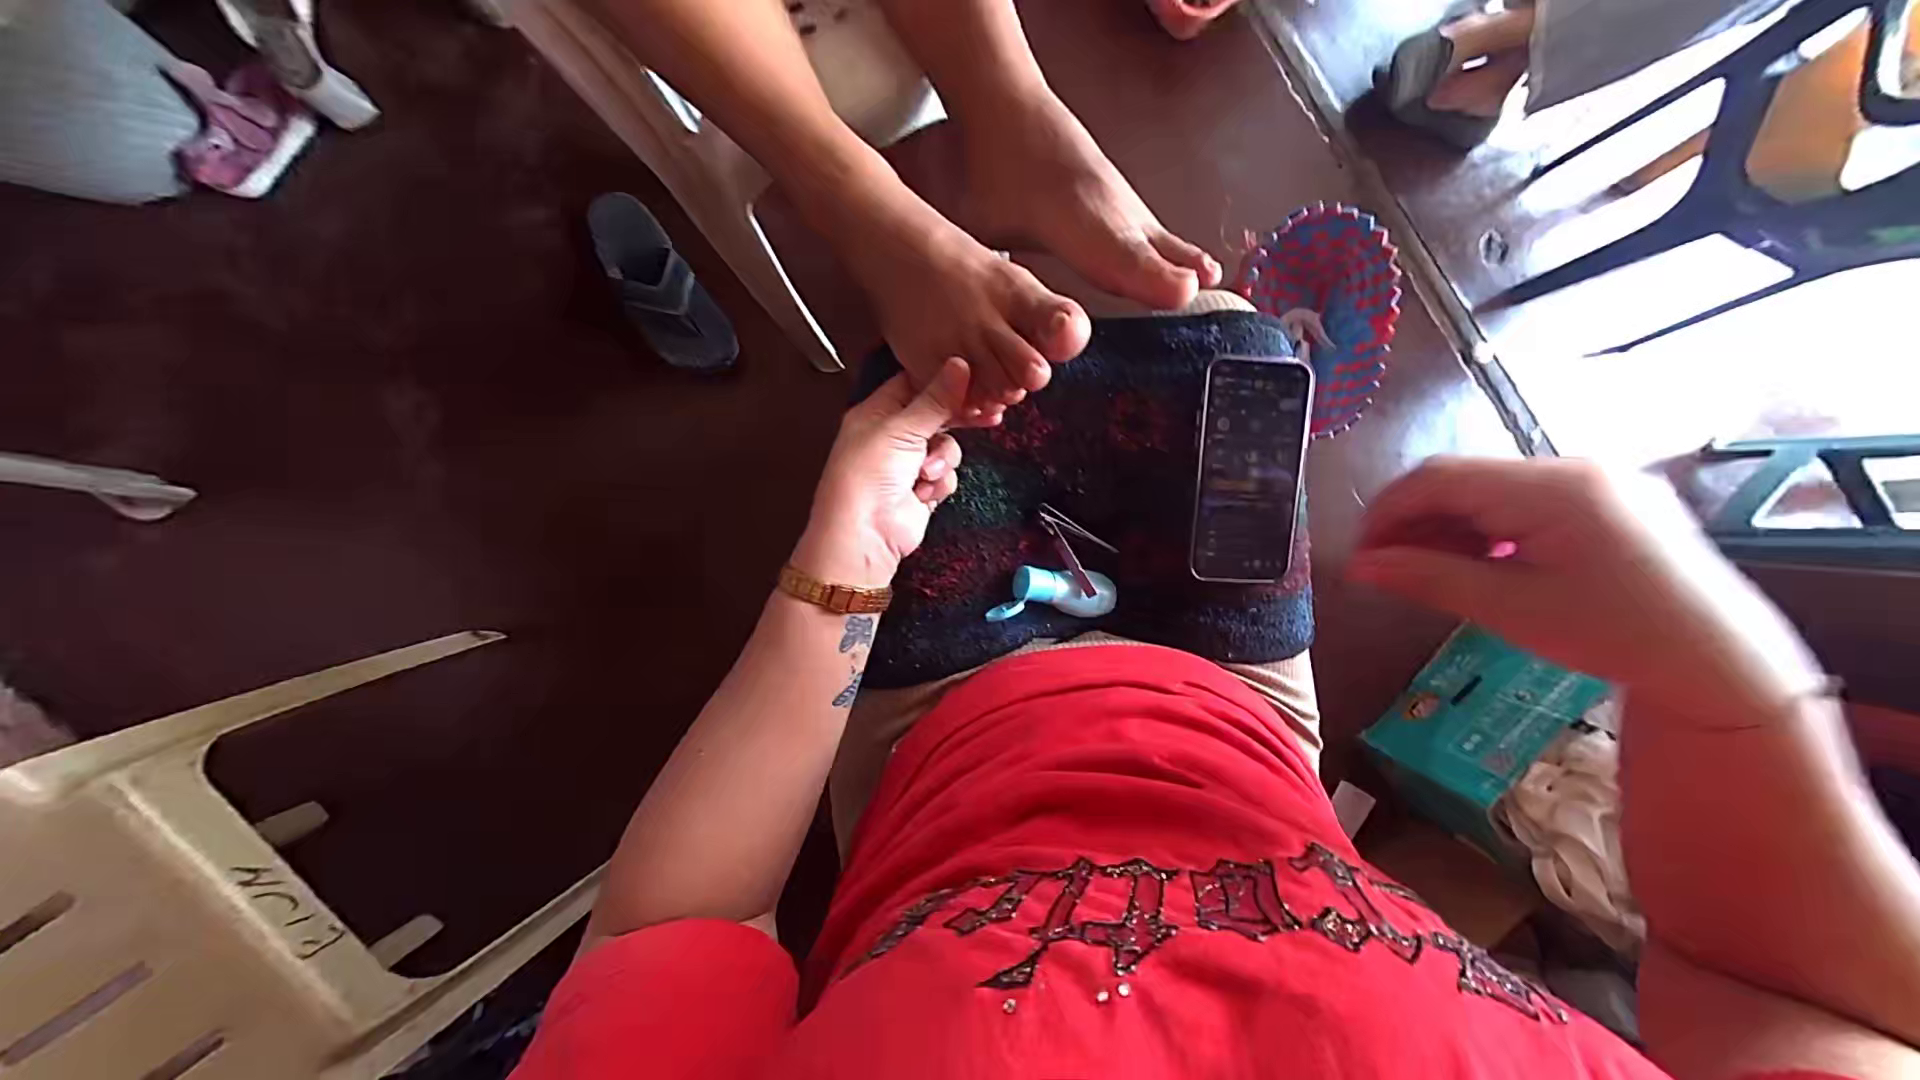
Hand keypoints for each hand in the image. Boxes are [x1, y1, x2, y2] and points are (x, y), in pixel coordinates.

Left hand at [790, 358, 968, 587]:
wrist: (865, 536)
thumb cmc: (867, 478)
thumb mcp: (901, 429)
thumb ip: (935, 399)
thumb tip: (959, 364)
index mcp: (876, 412)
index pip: (914, 383)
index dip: (943, 381)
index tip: (973, 378)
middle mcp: (891, 436)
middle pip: (935, 415)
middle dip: (956, 420)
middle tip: (986, 415)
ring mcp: (908, 464)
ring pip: (946, 447)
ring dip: (942, 460)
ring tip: (926, 473)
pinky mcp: (922, 489)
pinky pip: (945, 475)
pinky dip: (938, 484)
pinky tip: (924, 492)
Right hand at [1347, 457, 1823, 716]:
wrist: (1723, 663)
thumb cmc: (1612, 635)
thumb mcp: (1506, 607)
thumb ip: (1424, 577)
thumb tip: (1356, 565)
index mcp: (1552, 487)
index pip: (1436, 478)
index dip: (1385, 512)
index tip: (1361, 553)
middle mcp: (1572, 467)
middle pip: (1458, 479)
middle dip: (1412, 520)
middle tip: (1386, 565)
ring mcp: (1592, 478)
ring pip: (1484, 488)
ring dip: (1444, 524)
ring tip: (1428, 567)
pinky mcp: (1602, 495)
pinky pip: (1518, 498)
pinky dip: (1481, 526)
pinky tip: (1474, 559)